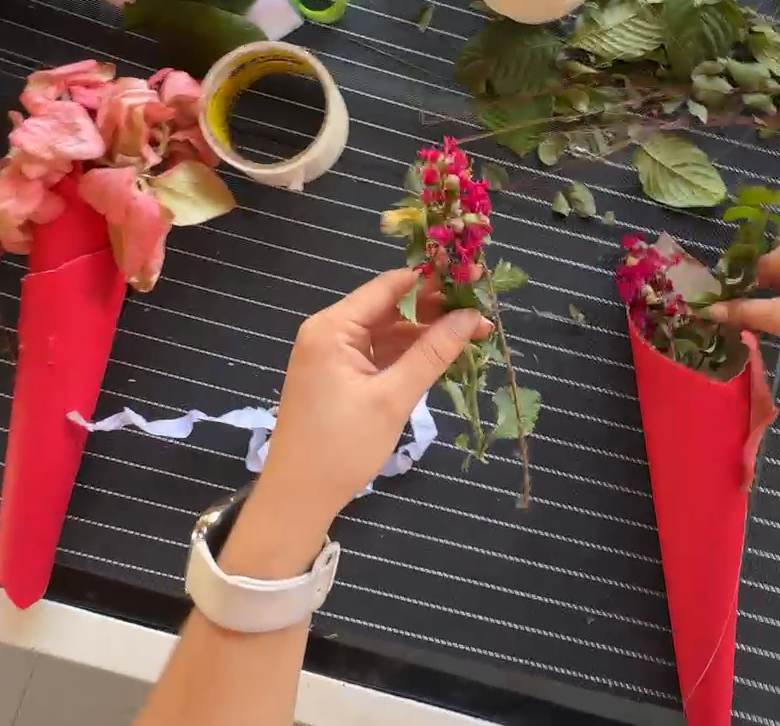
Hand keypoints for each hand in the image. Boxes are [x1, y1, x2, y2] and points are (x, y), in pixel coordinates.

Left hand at [244, 268, 489, 551]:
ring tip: (475, 333)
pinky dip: (411, 351)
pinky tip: (446, 353)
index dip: (435, 280)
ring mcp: (334, 352)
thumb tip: (473, 316)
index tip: (474, 279)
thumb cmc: (341, 447)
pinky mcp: (341, 373)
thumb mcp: (393, 398)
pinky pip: (382, 350)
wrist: (297, 500)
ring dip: (428, 331)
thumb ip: (434, 352)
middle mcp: (330, 330)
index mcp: (333, 327)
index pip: (391, 285)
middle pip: (392, 305)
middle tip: (483, 312)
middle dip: (437, 308)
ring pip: (390, 328)